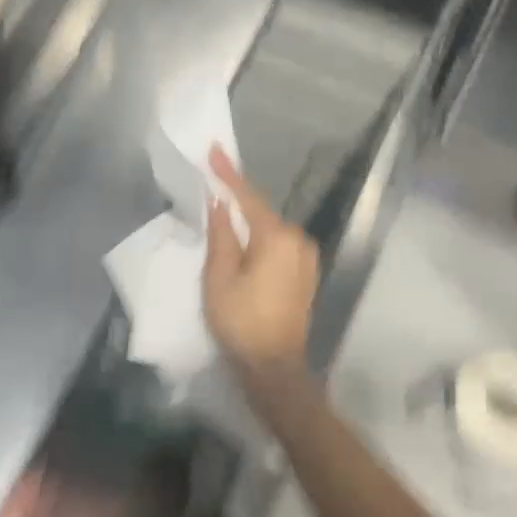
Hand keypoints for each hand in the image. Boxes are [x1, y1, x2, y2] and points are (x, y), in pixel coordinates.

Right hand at [202, 146, 320, 383]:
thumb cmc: (240, 322)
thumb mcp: (219, 277)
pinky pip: (277, 245)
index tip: (214, 150)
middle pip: (261, 212)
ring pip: (269, 229)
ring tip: (221, 212)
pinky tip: (241, 241)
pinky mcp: (305, 274)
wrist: (273, 366)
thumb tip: (220, 203)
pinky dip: (258, 239)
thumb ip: (221, 235)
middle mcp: (298, 240)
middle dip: (236, 199)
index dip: (228, 174)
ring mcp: (306, 258)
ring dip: (247, 221)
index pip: (248, 197)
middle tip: (210, 183)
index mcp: (277, 238)